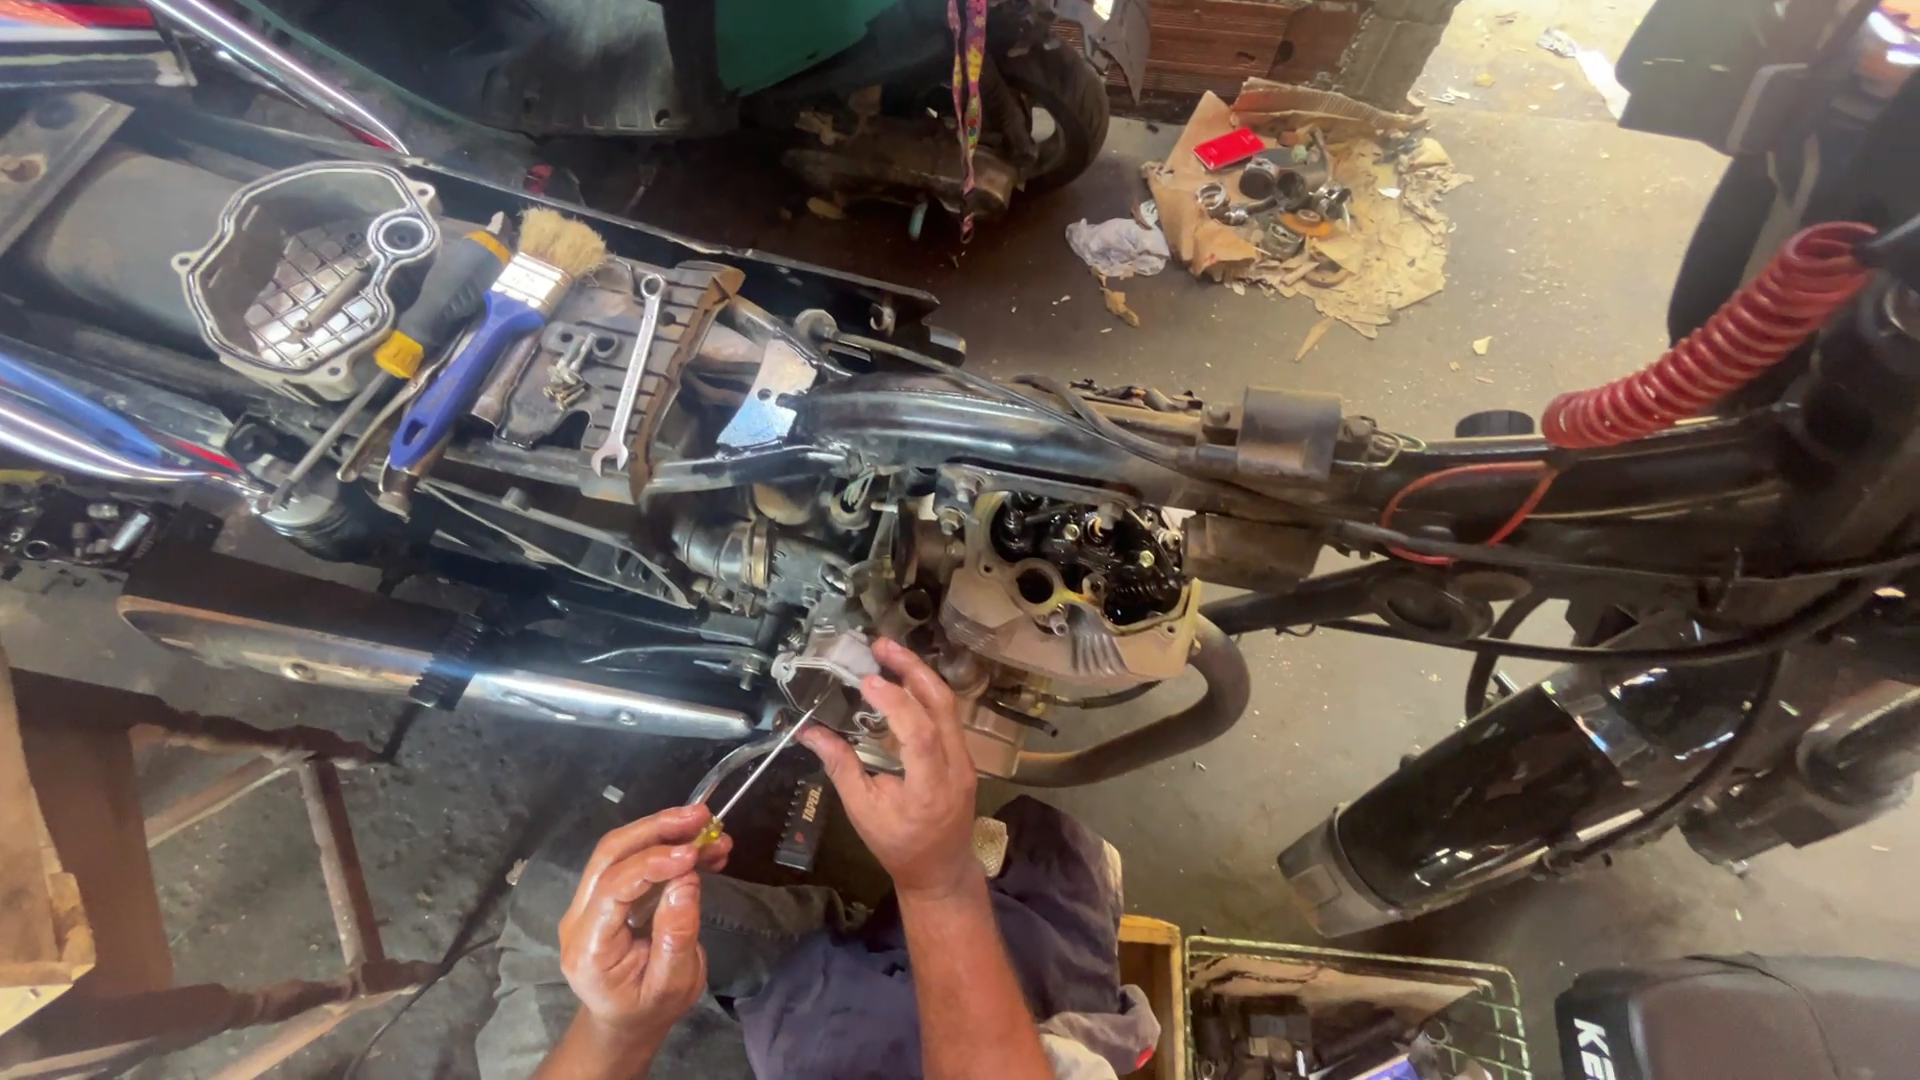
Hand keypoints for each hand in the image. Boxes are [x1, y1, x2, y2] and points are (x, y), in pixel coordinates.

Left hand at [555, 805, 732, 1053]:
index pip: (613, 887)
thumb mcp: (672, 985)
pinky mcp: (609, 892)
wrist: (627, 1021)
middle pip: (611, 854)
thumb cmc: (648, 1009)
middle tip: (702, 817)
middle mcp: (580, 916)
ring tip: (710, 827)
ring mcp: (591, 901)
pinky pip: (635, 856)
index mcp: (588, 947)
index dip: (653, 863)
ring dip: (666, 830)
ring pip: (621, 847)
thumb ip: (677, 935)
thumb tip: (687, 880)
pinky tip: (703, 848)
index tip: (693, 853)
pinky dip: (669, 844)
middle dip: (657, 828)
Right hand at [799, 638, 979, 900]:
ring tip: (889, 653)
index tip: (867, 681)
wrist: (940, 869)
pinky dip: (925, 690)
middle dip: (913, 669)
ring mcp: (966, 758)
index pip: (920, 735)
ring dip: (919, 674)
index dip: (896, 703)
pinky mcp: (965, 753)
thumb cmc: (898, 845)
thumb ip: (839, 766)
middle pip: (943, 705)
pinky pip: (948, 713)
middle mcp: (956, 767)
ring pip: (949, 704)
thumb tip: (808, 732)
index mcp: (930, 788)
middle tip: (881, 645)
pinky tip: (904, 678)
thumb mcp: (862, 811)